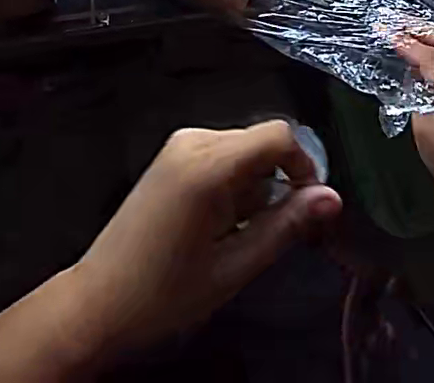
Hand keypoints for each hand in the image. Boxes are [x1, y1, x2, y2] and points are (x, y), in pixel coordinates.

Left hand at [59, 121, 341, 361]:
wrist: (101, 298)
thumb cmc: (167, 292)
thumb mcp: (234, 267)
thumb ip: (286, 226)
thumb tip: (333, 197)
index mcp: (208, 164)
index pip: (278, 135)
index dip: (304, 165)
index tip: (309, 208)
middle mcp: (194, 140)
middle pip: (261, 141)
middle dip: (279, 181)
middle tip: (276, 234)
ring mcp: (179, 144)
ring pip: (243, 148)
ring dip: (255, 185)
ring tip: (238, 235)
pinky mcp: (172, 153)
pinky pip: (220, 153)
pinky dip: (233, 181)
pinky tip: (218, 221)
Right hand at [398, 30, 433, 227]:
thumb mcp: (426, 132)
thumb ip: (419, 94)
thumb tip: (411, 68)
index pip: (433, 59)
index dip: (406, 43)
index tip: (384, 30)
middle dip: (421, 29)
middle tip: (394, 21)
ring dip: (433, 38)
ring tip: (406, 30)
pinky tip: (427, 51)